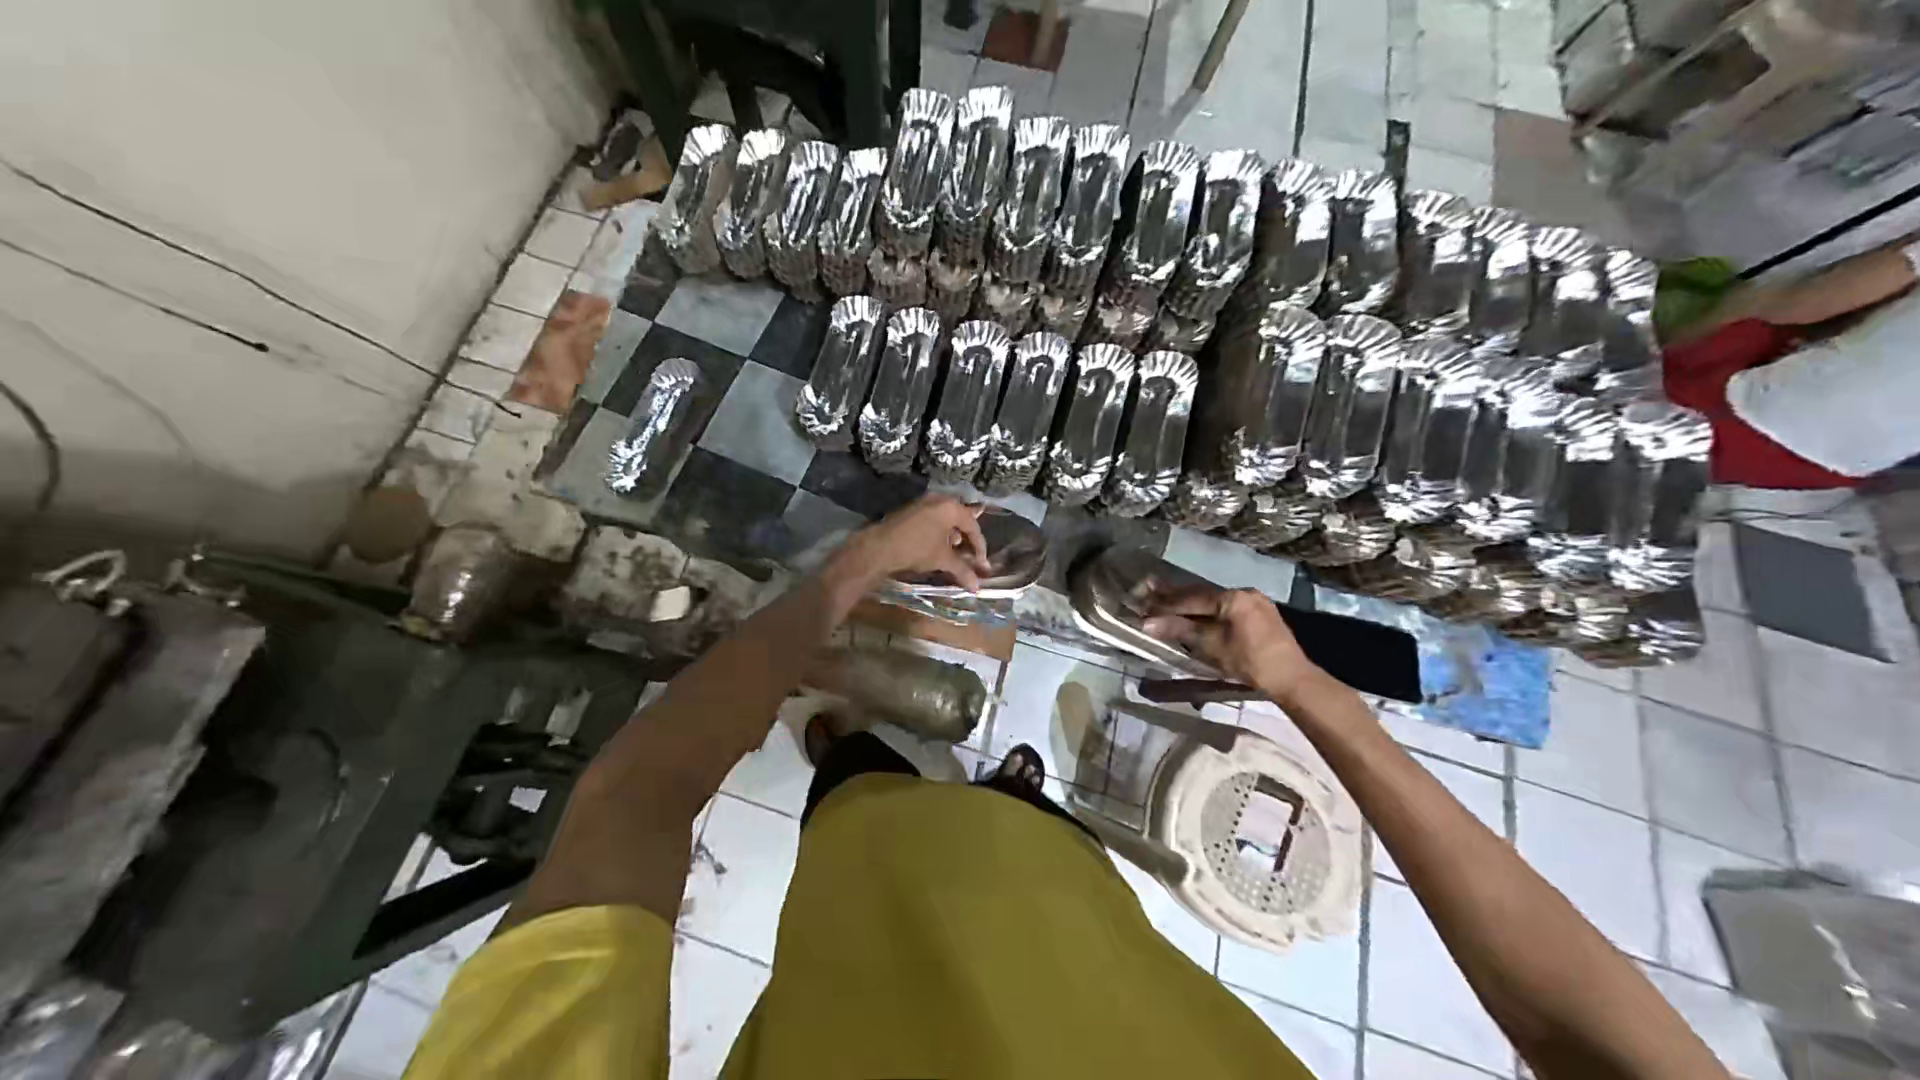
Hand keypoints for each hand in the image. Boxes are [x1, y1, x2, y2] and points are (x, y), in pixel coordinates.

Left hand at [830, 494, 992, 593]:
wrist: (878, 547)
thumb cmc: (916, 549)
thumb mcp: (942, 559)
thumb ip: (962, 570)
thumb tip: (977, 588)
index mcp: (950, 507)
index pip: (973, 526)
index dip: (979, 547)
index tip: (982, 564)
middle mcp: (939, 500)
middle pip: (960, 520)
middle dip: (966, 540)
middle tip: (971, 557)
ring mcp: (923, 503)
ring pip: (946, 520)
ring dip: (953, 537)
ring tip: (954, 554)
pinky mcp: (911, 510)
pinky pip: (933, 520)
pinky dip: (939, 533)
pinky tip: (937, 548)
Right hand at [1142, 585, 1323, 702]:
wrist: (1291, 678)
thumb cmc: (1249, 662)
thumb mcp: (1211, 646)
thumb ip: (1180, 629)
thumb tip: (1147, 623)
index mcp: (1232, 597)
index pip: (1191, 598)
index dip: (1165, 603)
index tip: (1142, 605)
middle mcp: (1244, 592)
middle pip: (1202, 595)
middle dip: (1175, 598)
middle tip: (1148, 594)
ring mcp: (1255, 601)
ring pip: (1214, 600)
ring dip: (1190, 604)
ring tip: (1167, 605)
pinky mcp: (1261, 613)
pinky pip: (1226, 607)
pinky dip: (1208, 611)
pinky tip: (1196, 615)